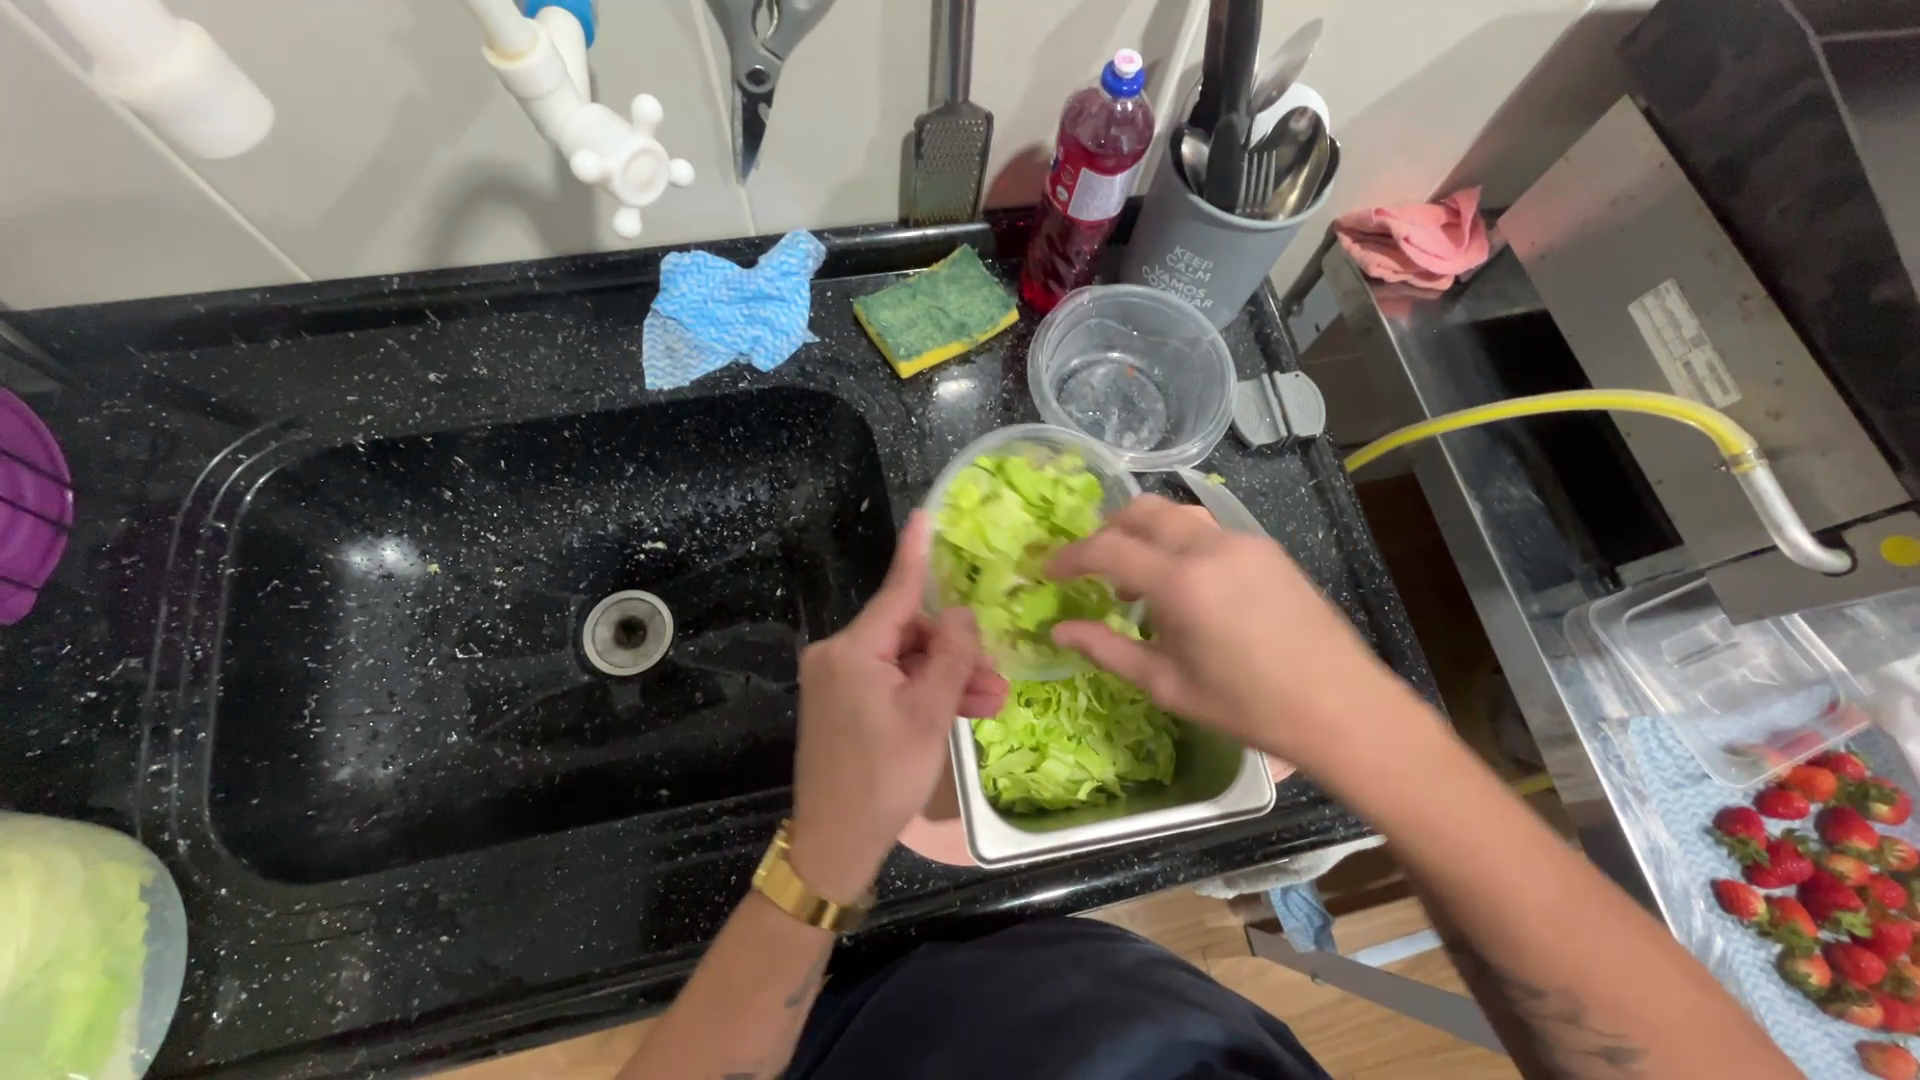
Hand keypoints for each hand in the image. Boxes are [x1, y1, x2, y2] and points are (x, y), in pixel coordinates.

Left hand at [788, 511, 1007, 903]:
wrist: (835, 842)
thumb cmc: (884, 777)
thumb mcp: (929, 714)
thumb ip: (952, 656)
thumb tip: (962, 613)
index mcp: (852, 650)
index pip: (896, 591)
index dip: (917, 553)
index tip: (926, 514)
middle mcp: (838, 655)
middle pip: (909, 633)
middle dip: (956, 652)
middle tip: (998, 678)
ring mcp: (838, 680)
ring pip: (905, 662)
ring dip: (947, 678)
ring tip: (994, 701)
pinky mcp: (843, 703)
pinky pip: (891, 683)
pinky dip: (924, 693)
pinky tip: (965, 708)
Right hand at [1046, 496, 1402, 768]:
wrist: (1342, 708)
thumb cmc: (1247, 707)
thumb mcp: (1167, 684)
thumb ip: (1107, 649)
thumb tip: (1058, 630)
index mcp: (1182, 582)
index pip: (1109, 549)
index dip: (1072, 557)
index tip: (1050, 572)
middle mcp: (1211, 547)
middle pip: (1143, 511)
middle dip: (1107, 531)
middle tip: (1090, 567)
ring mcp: (1245, 543)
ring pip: (1178, 516)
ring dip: (1145, 535)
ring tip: (1136, 582)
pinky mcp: (1268, 550)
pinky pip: (1209, 531)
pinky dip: (1179, 544)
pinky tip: (1183, 589)